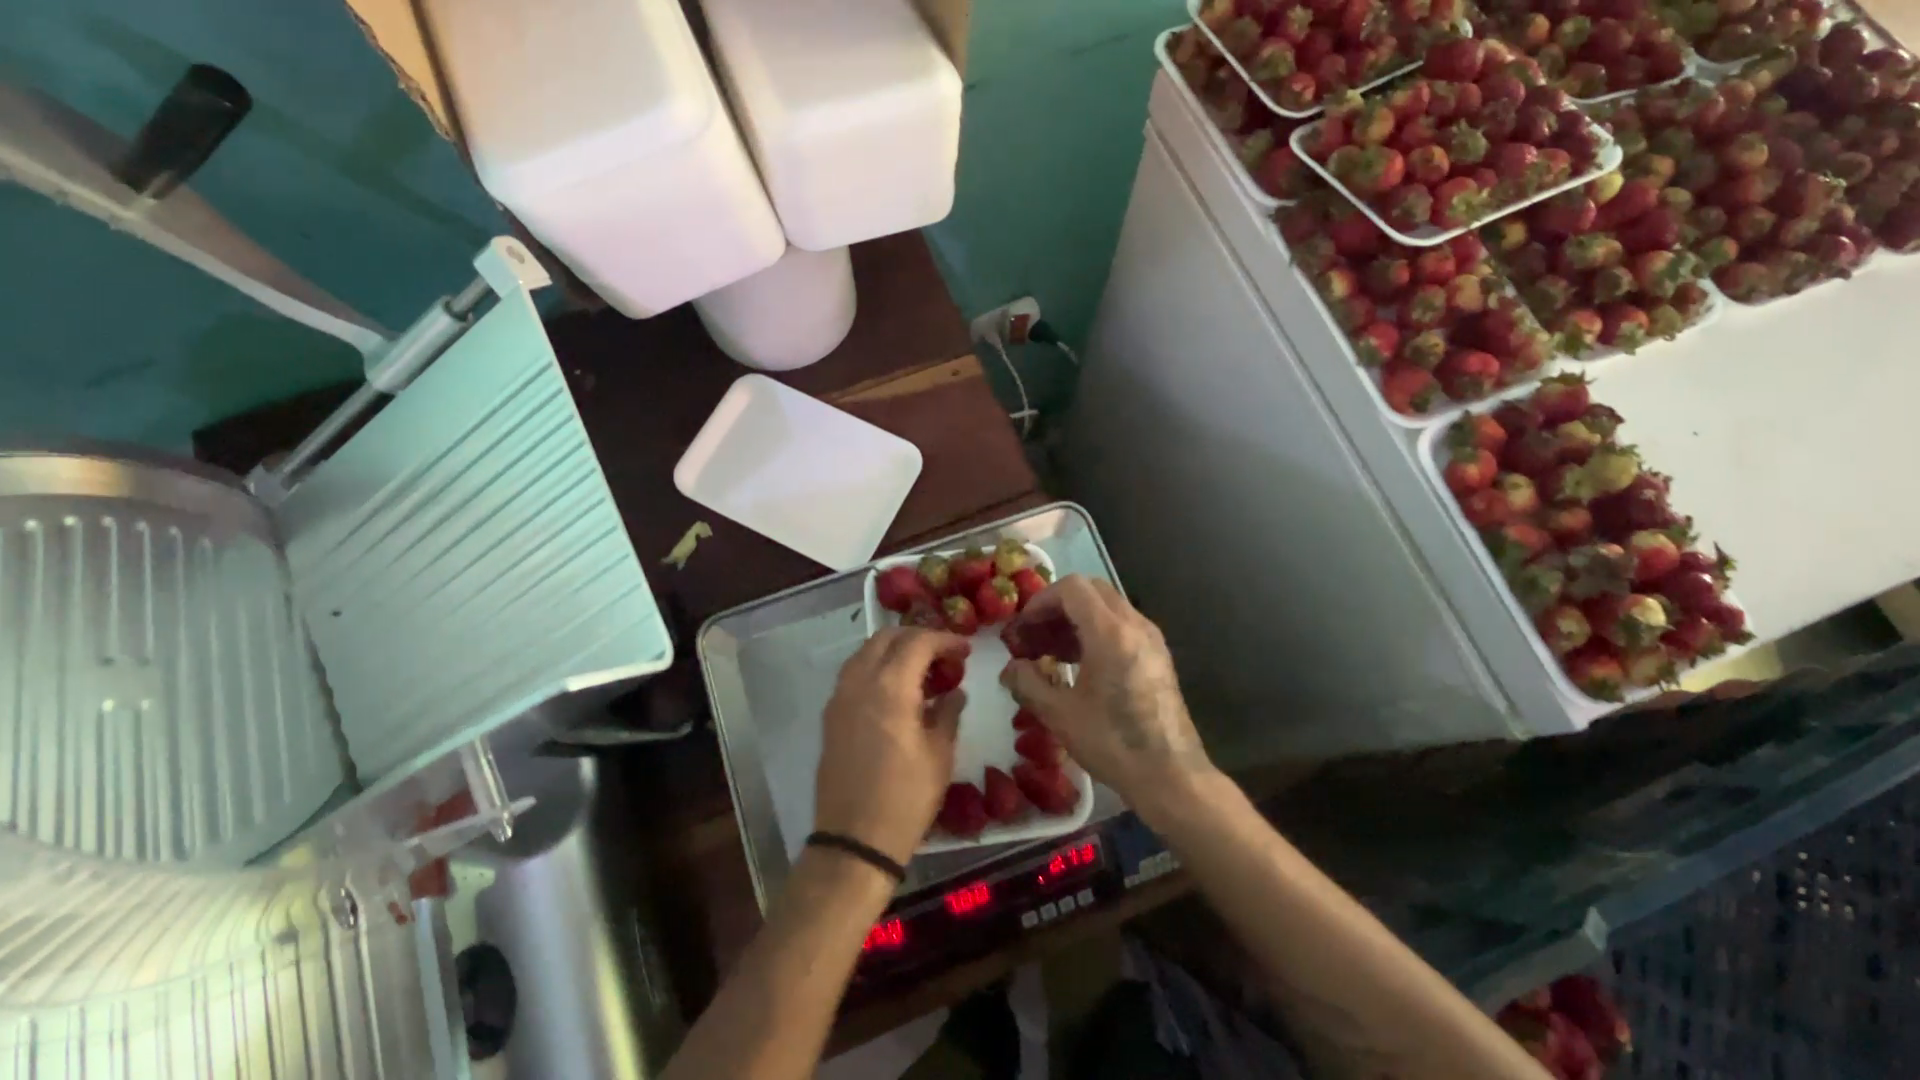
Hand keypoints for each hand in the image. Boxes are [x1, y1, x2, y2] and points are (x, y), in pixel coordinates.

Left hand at [814, 628, 970, 864]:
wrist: (854, 838)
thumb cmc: (906, 798)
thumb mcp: (940, 755)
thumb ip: (947, 714)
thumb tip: (954, 693)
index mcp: (889, 687)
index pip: (917, 642)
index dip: (944, 640)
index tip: (965, 650)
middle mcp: (858, 683)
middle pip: (886, 638)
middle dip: (917, 638)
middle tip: (944, 657)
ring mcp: (839, 698)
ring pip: (865, 653)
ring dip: (894, 652)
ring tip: (922, 672)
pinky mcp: (830, 717)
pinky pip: (854, 676)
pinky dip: (877, 670)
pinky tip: (897, 692)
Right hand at [1001, 576, 1214, 811]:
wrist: (1170, 775)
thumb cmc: (1112, 742)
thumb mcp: (1059, 715)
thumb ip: (1028, 683)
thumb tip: (1011, 668)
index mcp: (1111, 633)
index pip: (1071, 589)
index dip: (1040, 603)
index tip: (1022, 629)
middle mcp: (1135, 626)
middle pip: (1091, 591)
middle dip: (1056, 608)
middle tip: (1033, 637)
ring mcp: (1151, 640)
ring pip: (1108, 608)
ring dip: (1075, 620)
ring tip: (1049, 653)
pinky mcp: (1158, 657)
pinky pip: (1122, 627)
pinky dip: (1095, 633)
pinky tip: (1078, 666)